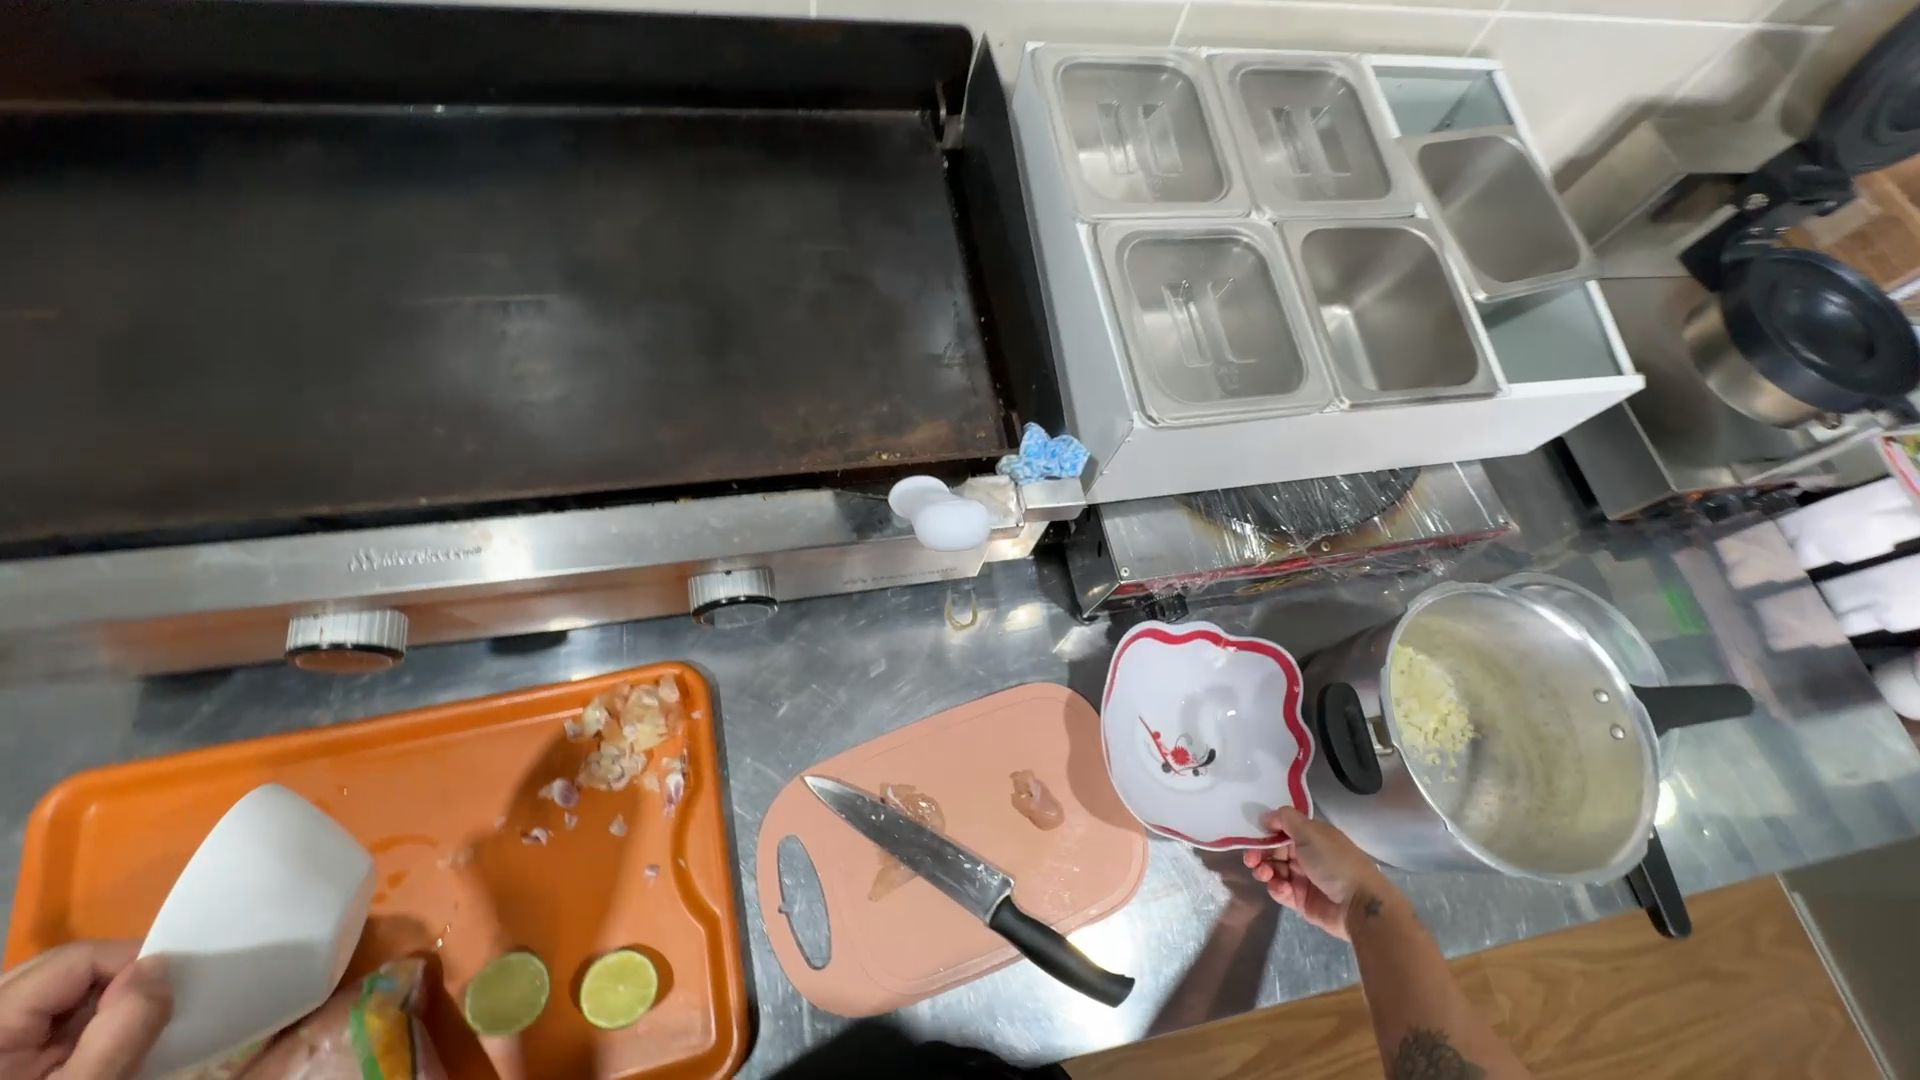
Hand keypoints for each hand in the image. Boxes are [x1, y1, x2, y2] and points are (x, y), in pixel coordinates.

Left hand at [0, 941, 171, 1079]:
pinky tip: (91, 1059)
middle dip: (115, 986)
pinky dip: (75, 1033)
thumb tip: (160, 965)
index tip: (171, 995)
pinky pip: (35, 1026)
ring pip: (49, 998)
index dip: (132, 965)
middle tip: (149, 1020)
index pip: (75, 959)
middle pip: (57, 972)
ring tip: (119, 1046)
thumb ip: (123, 1027)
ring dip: (97, 1010)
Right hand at [1241, 807, 1394, 940]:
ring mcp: (1303, 879)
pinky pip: (1280, 890)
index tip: (1251, 835)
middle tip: (1250, 859)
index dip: (1265, 832)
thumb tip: (1266, 817)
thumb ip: (1285, 819)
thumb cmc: (1334, 862)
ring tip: (1263, 873)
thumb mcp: (1310, 832)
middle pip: (1274, 851)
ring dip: (1264, 870)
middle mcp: (1306, 856)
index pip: (1281, 831)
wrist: (1358, 905)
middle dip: (1259, 853)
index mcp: (1311, 837)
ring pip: (1273, 870)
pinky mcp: (1301, 900)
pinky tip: (1279, 887)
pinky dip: (1275, 887)